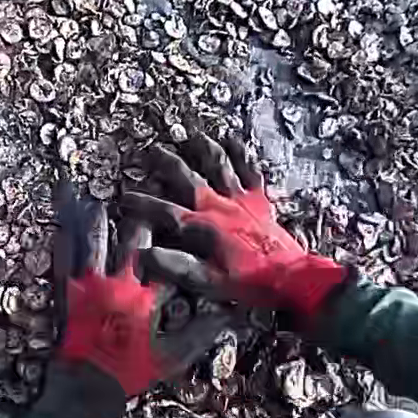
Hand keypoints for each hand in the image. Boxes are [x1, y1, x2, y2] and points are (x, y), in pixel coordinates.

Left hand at [29, 184, 229, 417]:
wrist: (86, 387)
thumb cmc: (130, 372)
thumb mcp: (172, 357)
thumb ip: (201, 333)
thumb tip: (230, 314)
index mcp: (146, 299)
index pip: (165, 258)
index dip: (173, 235)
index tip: (179, 214)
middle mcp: (119, 286)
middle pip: (131, 242)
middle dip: (139, 217)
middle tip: (142, 194)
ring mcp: (89, 286)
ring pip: (95, 243)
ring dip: (98, 219)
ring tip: (99, 198)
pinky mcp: (67, 292)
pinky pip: (65, 259)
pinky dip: (65, 239)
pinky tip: (64, 222)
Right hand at [121, 133, 348, 319]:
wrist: (292, 277)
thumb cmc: (249, 282)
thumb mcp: (208, 282)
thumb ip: (175, 266)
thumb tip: (142, 254)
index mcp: (202, 226)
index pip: (163, 210)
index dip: (141, 203)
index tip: (125, 198)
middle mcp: (218, 205)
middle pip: (186, 176)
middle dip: (165, 162)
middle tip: (150, 151)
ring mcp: (239, 198)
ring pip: (217, 163)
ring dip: (201, 147)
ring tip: (190, 135)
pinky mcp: (259, 198)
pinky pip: (248, 167)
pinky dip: (240, 151)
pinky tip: (232, 138)